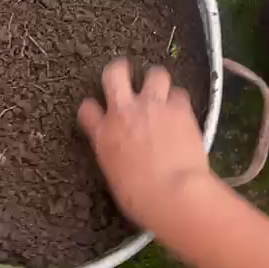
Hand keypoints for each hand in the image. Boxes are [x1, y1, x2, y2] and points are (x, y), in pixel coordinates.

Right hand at [77, 58, 221, 232]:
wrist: (174, 193)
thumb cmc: (141, 198)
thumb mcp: (114, 176)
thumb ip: (113, 155)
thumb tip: (121, 153)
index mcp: (103, 134)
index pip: (87, 108)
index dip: (92, 107)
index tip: (98, 111)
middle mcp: (124, 112)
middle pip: (114, 74)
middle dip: (119, 70)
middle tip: (125, 74)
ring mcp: (152, 106)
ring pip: (154, 74)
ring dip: (156, 81)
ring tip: (160, 91)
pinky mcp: (179, 108)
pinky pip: (179, 93)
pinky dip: (179, 101)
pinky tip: (181, 111)